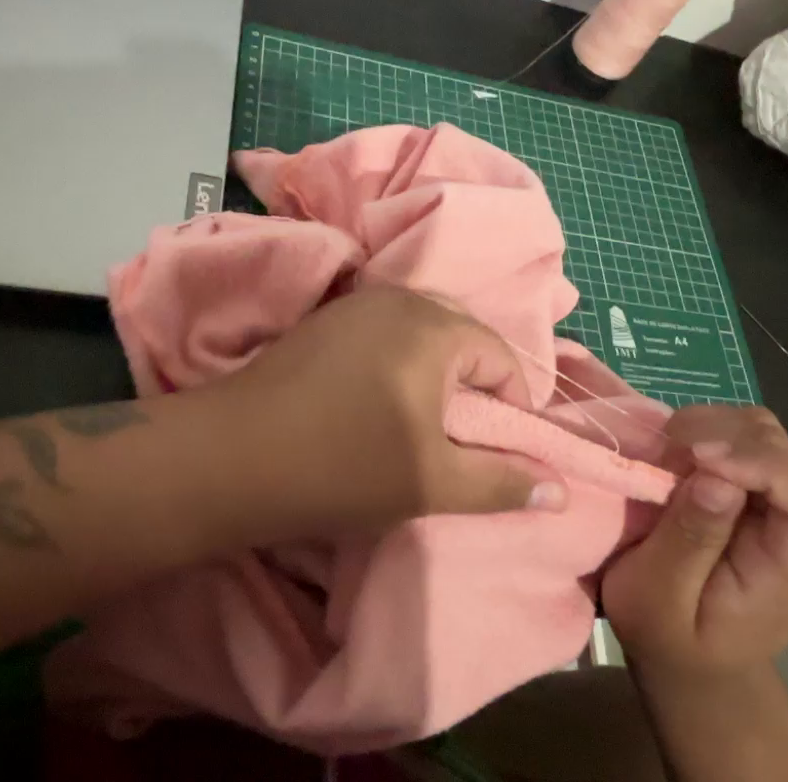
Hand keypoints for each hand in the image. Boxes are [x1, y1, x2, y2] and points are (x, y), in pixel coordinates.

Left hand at [197, 287, 568, 540]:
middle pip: (463, 337)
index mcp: (435, 327)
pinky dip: (395, 365)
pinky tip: (370, 406)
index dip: (509, 409)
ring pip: (421, 334)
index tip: (490, 454)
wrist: (228, 457)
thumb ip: (503, 483)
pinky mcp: (321, 320)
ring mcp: (354, 304)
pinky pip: (382, 334)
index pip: (501, 358)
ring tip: (414, 427)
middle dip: (471, 387)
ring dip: (432, 376)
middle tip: (455, 441)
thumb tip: (559, 489)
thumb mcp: (432, 483)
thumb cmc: (342, 467)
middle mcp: (399, 298)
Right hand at [602, 406, 787, 679]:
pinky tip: (671, 454)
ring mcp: (775, 501)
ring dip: (714, 428)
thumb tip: (717, 478)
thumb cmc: (670, 636)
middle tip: (669, 458)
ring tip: (667, 456)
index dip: (769, 467)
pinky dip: (703, 428)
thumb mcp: (658, 602)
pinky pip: (739, 433)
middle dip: (732, 441)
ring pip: (766, 433)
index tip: (701, 460)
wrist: (687, 655)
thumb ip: (689, 544)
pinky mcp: (749, 483)